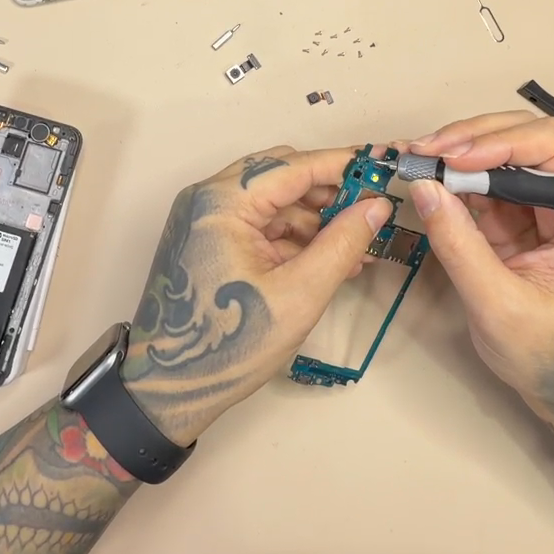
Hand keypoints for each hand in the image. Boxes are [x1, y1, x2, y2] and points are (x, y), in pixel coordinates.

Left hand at [122, 146, 390, 445]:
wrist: (168, 388)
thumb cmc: (229, 344)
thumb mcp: (297, 295)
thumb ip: (341, 246)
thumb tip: (378, 208)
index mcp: (222, 201)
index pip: (292, 165)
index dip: (342, 165)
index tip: (384, 165)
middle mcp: (209, 197)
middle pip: (282, 176)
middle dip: (331, 192)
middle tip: (374, 212)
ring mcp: (207, 218)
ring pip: (274, 200)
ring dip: (316, 218)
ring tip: (360, 247)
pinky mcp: (211, 239)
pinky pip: (261, 223)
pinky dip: (295, 236)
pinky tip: (330, 258)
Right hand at [406, 112, 553, 432]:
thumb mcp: (500, 306)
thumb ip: (460, 245)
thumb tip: (425, 190)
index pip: (550, 150)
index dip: (500, 144)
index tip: (454, 158)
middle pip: (524, 140)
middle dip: (473, 138)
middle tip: (426, 151)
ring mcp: (541, 209)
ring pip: (500, 156)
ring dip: (457, 153)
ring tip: (417, 159)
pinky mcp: (516, 222)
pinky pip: (483, 185)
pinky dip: (452, 177)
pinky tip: (426, 177)